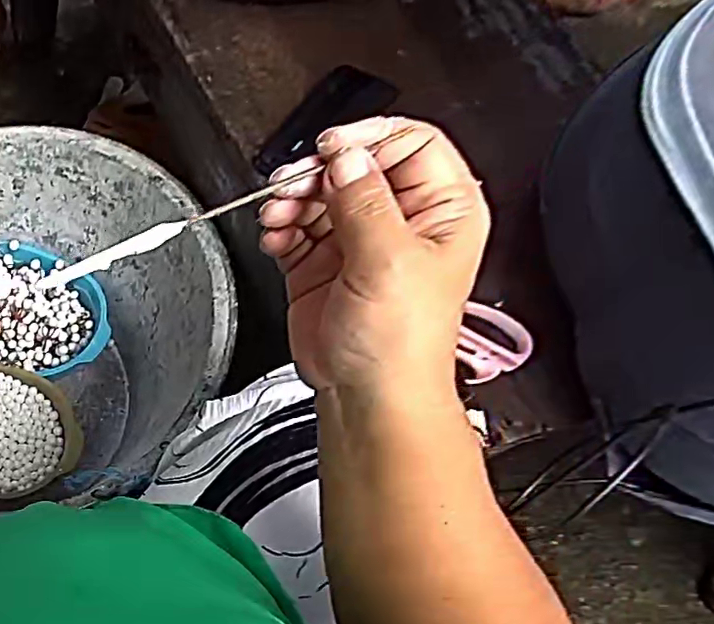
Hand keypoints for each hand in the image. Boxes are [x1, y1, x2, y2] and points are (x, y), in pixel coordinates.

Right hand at [256, 117, 488, 397]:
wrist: (366, 391)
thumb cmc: (399, 340)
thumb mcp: (390, 261)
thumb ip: (366, 205)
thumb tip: (345, 159)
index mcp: (439, 209)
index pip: (406, 147)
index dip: (366, 142)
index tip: (328, 150)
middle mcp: (396, 223)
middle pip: (353, 172)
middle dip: (317, 174)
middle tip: (290, 185)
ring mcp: (353, 247)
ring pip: (318, 201)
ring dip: (292, 202)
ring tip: (275, 215)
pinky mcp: (317, 270)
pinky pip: (294, 235)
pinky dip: (279, 231)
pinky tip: (274, 236)